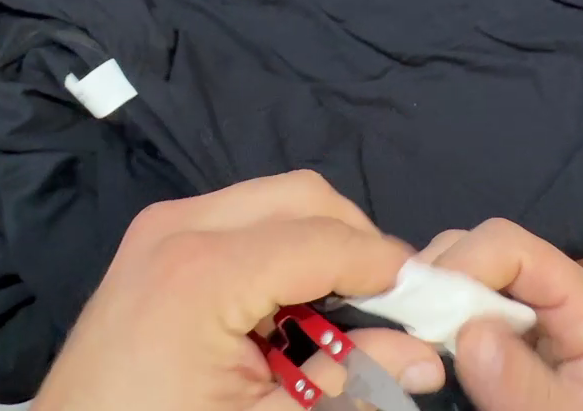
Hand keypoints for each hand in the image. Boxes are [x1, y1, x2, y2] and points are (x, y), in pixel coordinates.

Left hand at [34, 171, 445, 410]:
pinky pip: (242, 214)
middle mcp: (182, 224)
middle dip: (354, 239)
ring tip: (336, 304)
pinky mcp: (156, 233)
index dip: (383, 263)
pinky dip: (280, 243)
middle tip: (384, 299)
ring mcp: (164, 222)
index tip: (426, 294)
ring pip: (274, 196)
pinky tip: (285, 299)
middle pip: (302, 196)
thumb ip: (349, 386)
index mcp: (202, 272)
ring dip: (318, 239)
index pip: (322, 240)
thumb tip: (426, 356)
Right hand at [420, 219, 582, 410]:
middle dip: (437, 282)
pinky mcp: (508, 335)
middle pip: (477, 248)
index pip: (508, 244)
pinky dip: (435, 322)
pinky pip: (461, 307)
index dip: (461, 265)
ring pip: (462, 272)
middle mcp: (548, 291)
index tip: (423, 316)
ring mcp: (525, 311)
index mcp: (581, 299)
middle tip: (408, 336)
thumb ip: (528, 387)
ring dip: (431, 302)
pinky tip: (427, 353)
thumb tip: (469, 336)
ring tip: (414, 348)